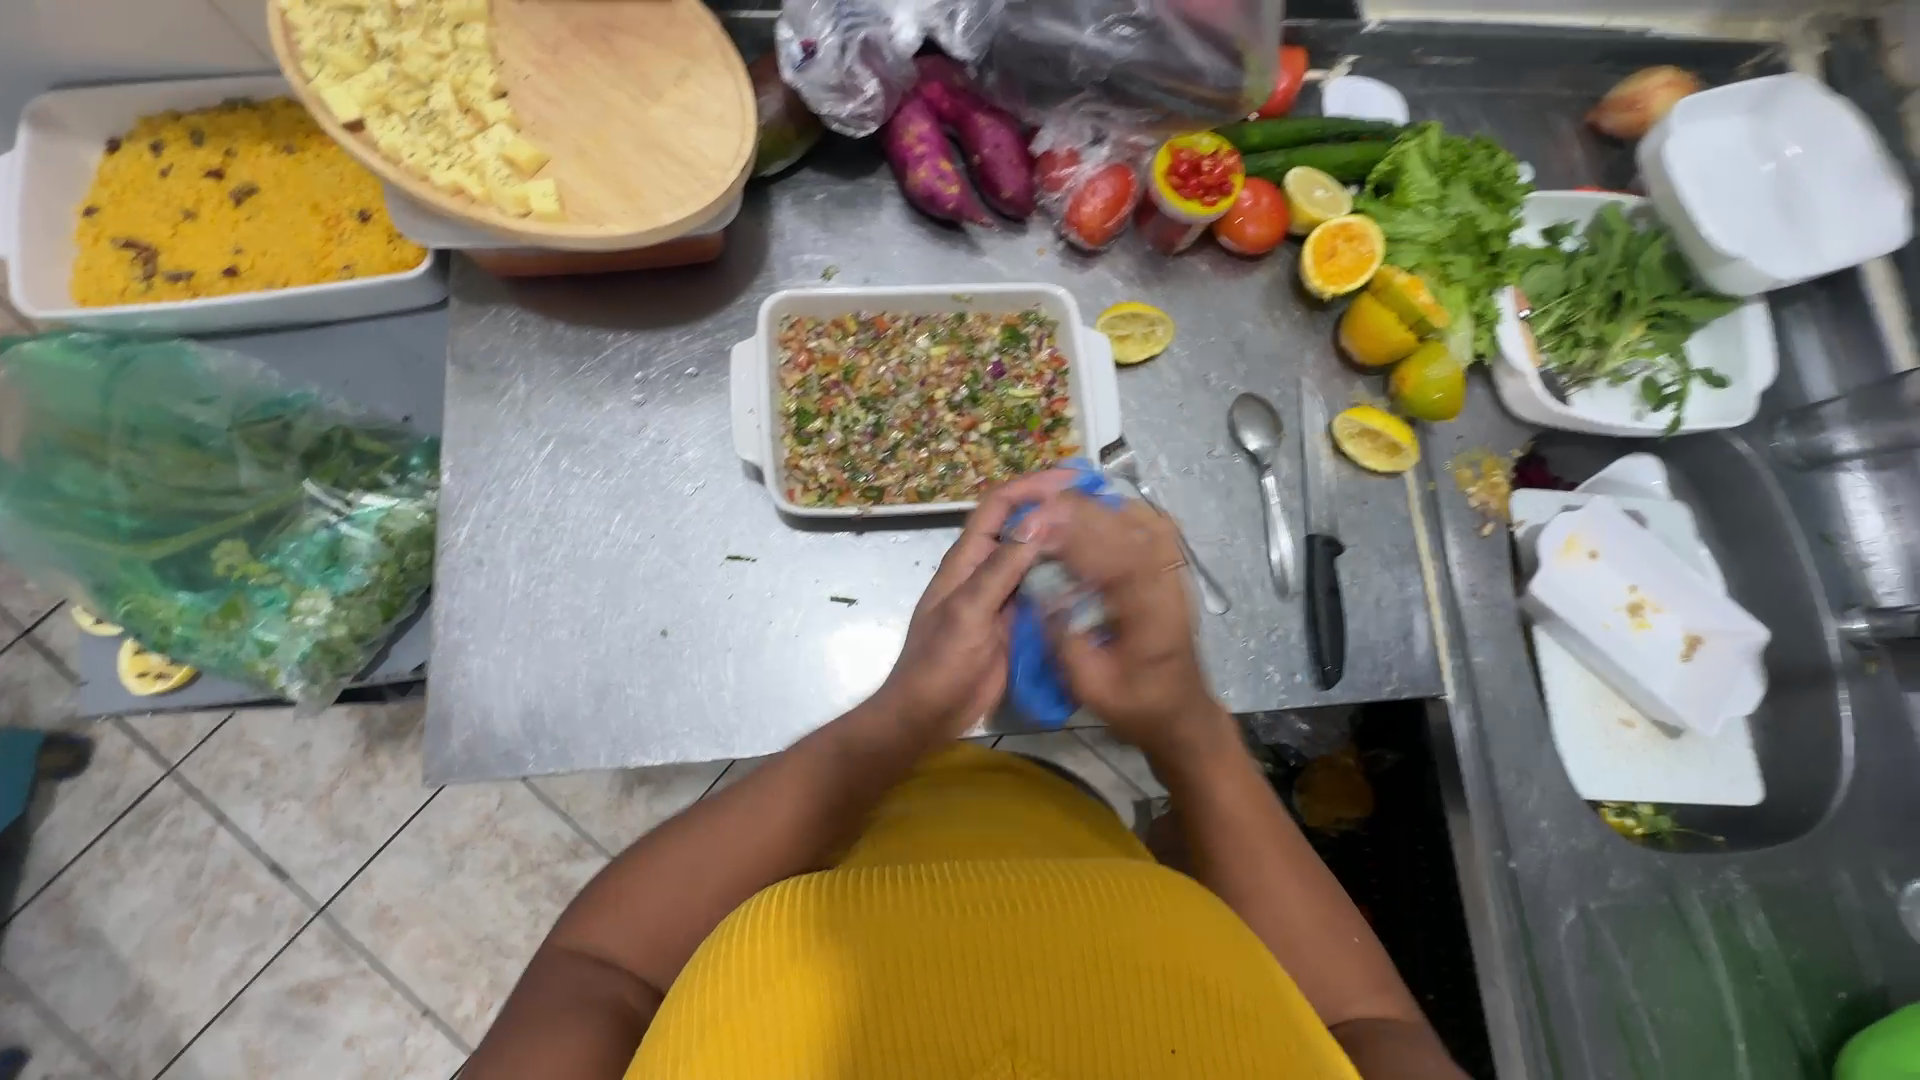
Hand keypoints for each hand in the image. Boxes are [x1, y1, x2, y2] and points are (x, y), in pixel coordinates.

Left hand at [872, 470, 1076, 737]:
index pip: (999, 505)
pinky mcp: (1016, 624)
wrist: (928, 714)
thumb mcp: (970, 610)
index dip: (1032, 486)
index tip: (1072, 479)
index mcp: (967, 559)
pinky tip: (1094, 583)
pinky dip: (1066, 585)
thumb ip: (1003, 566)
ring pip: (1037, 561)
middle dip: (1056, 512)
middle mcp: (986, 570)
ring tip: (1106, 539)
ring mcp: (1002, 598)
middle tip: (1101, 507)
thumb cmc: (940, 661)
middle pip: (1022, 529)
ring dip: (1065, 547)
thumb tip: (1041, 518)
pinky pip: (1043, 595)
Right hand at [1046, 495, 1232, 759]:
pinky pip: (1150, 525)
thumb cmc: (1138, 706)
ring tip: (1060, 505)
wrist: (1182, 713)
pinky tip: (1092, 514)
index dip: (1074, 537)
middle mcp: (1168, 582)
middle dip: (1082, 511)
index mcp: (1151, 613)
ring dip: (1101, 507)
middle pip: (1129, 527)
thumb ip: (1066, 641)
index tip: (1038, 525)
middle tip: (1039, 507)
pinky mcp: (1172, 569)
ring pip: (1142, 518)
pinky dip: (1120, 512)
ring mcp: (1174, 571)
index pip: (1114, 559)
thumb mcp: (1092, 687)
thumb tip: (1039, 594)